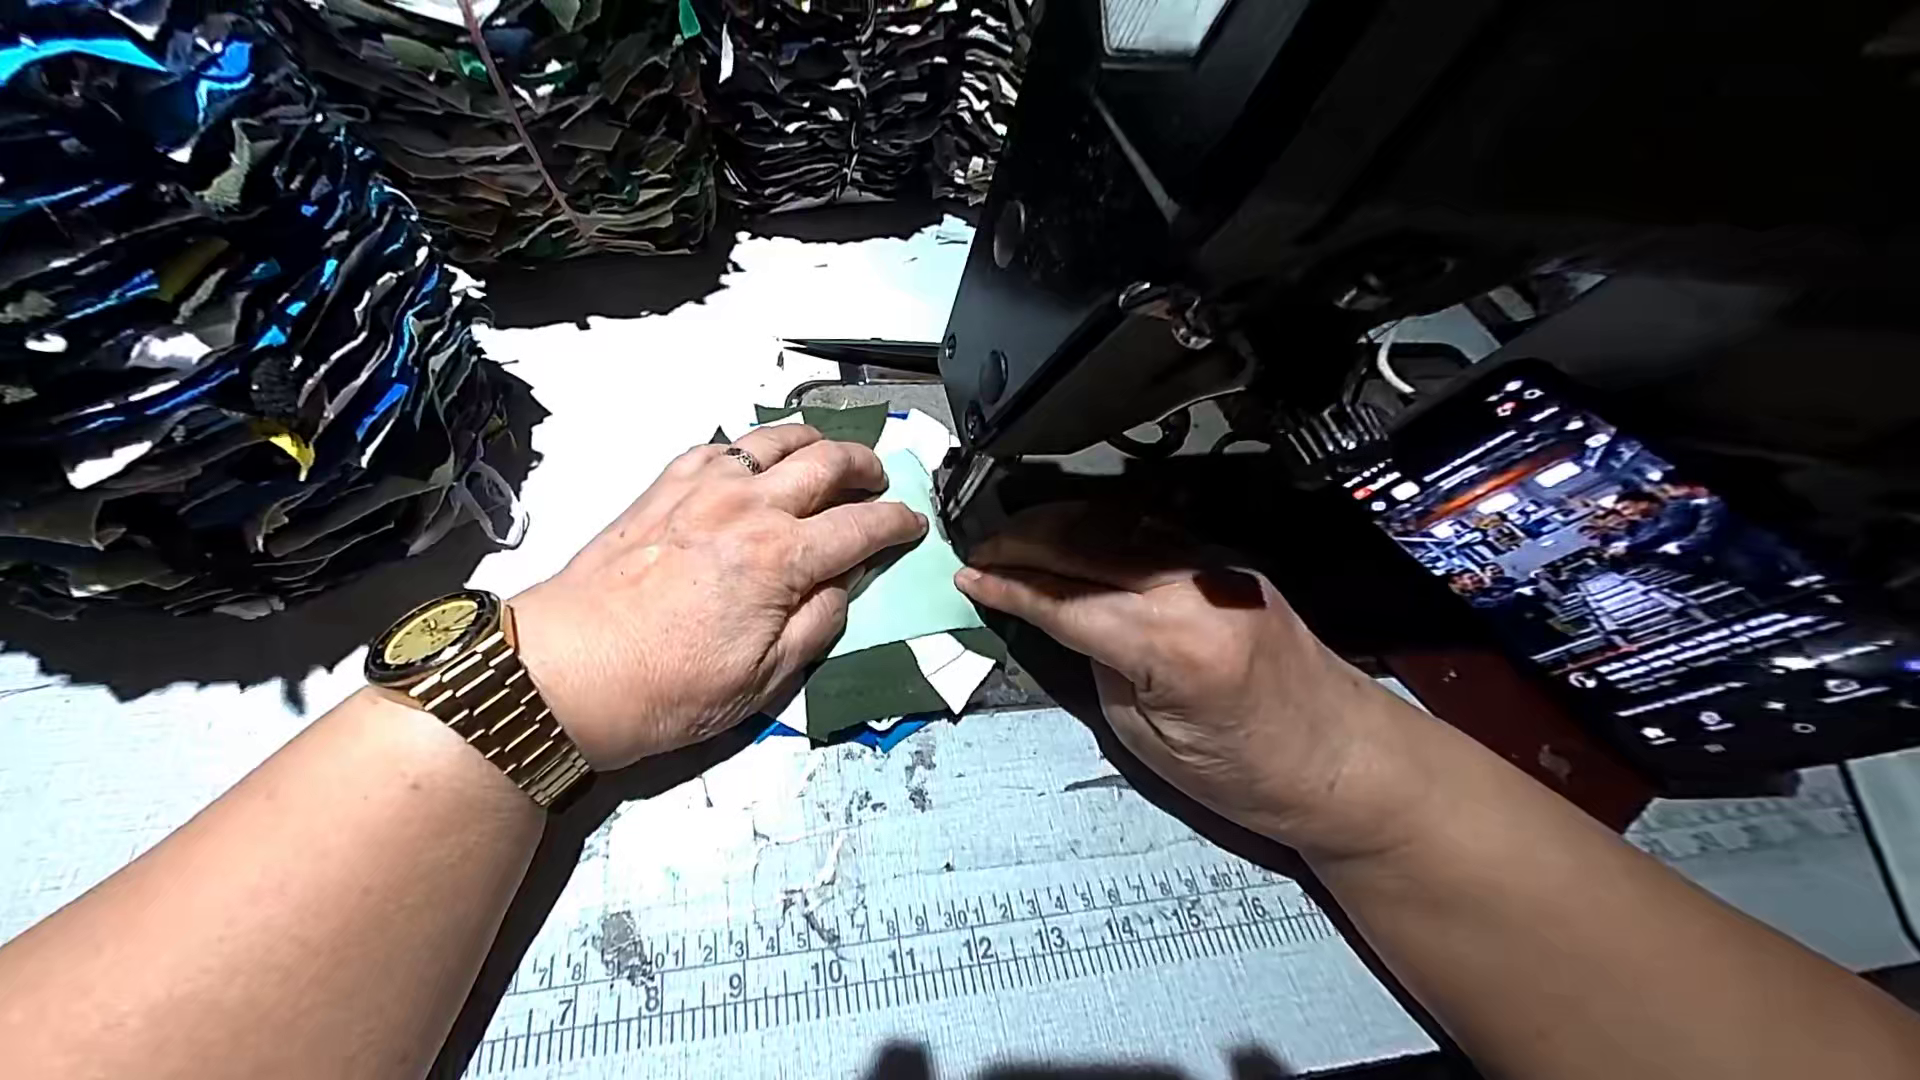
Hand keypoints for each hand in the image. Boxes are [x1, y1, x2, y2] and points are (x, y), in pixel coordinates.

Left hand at [511, 426, 926, 768]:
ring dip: (815, 442)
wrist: (562, 674)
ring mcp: (704, 488)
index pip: (862, 526)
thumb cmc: (668, 687)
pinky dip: (753, 447)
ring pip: (776, 439)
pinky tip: (756, 463)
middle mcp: (749, 507)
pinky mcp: (665, 486)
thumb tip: (842, 582)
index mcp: (781, 557)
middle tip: (878, 482)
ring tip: (827, 456)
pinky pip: (721, 446)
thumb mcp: (766, 678)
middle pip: (828, 462)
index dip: (897, 522)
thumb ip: (819, 621)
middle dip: (866, 467)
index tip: (912, 524)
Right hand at [955, 506, 1436, 860]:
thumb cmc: (1245, 775)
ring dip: (1055, 524)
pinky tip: (1069, 534)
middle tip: (980, 549)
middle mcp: (1191, 585)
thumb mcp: (1145, 736)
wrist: (1346, 760)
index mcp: (1169, 643)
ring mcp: (1213, 564)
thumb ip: (1099, 661)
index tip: (967, 577)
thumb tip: (1063, 614)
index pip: (1065, 600)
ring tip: (1012, 536)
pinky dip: (1096, 527)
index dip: (1009, 587)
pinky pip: (1144, 531)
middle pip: (1084, 544)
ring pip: (1113, 523)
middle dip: (1022, 542)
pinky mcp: (1224, 561)